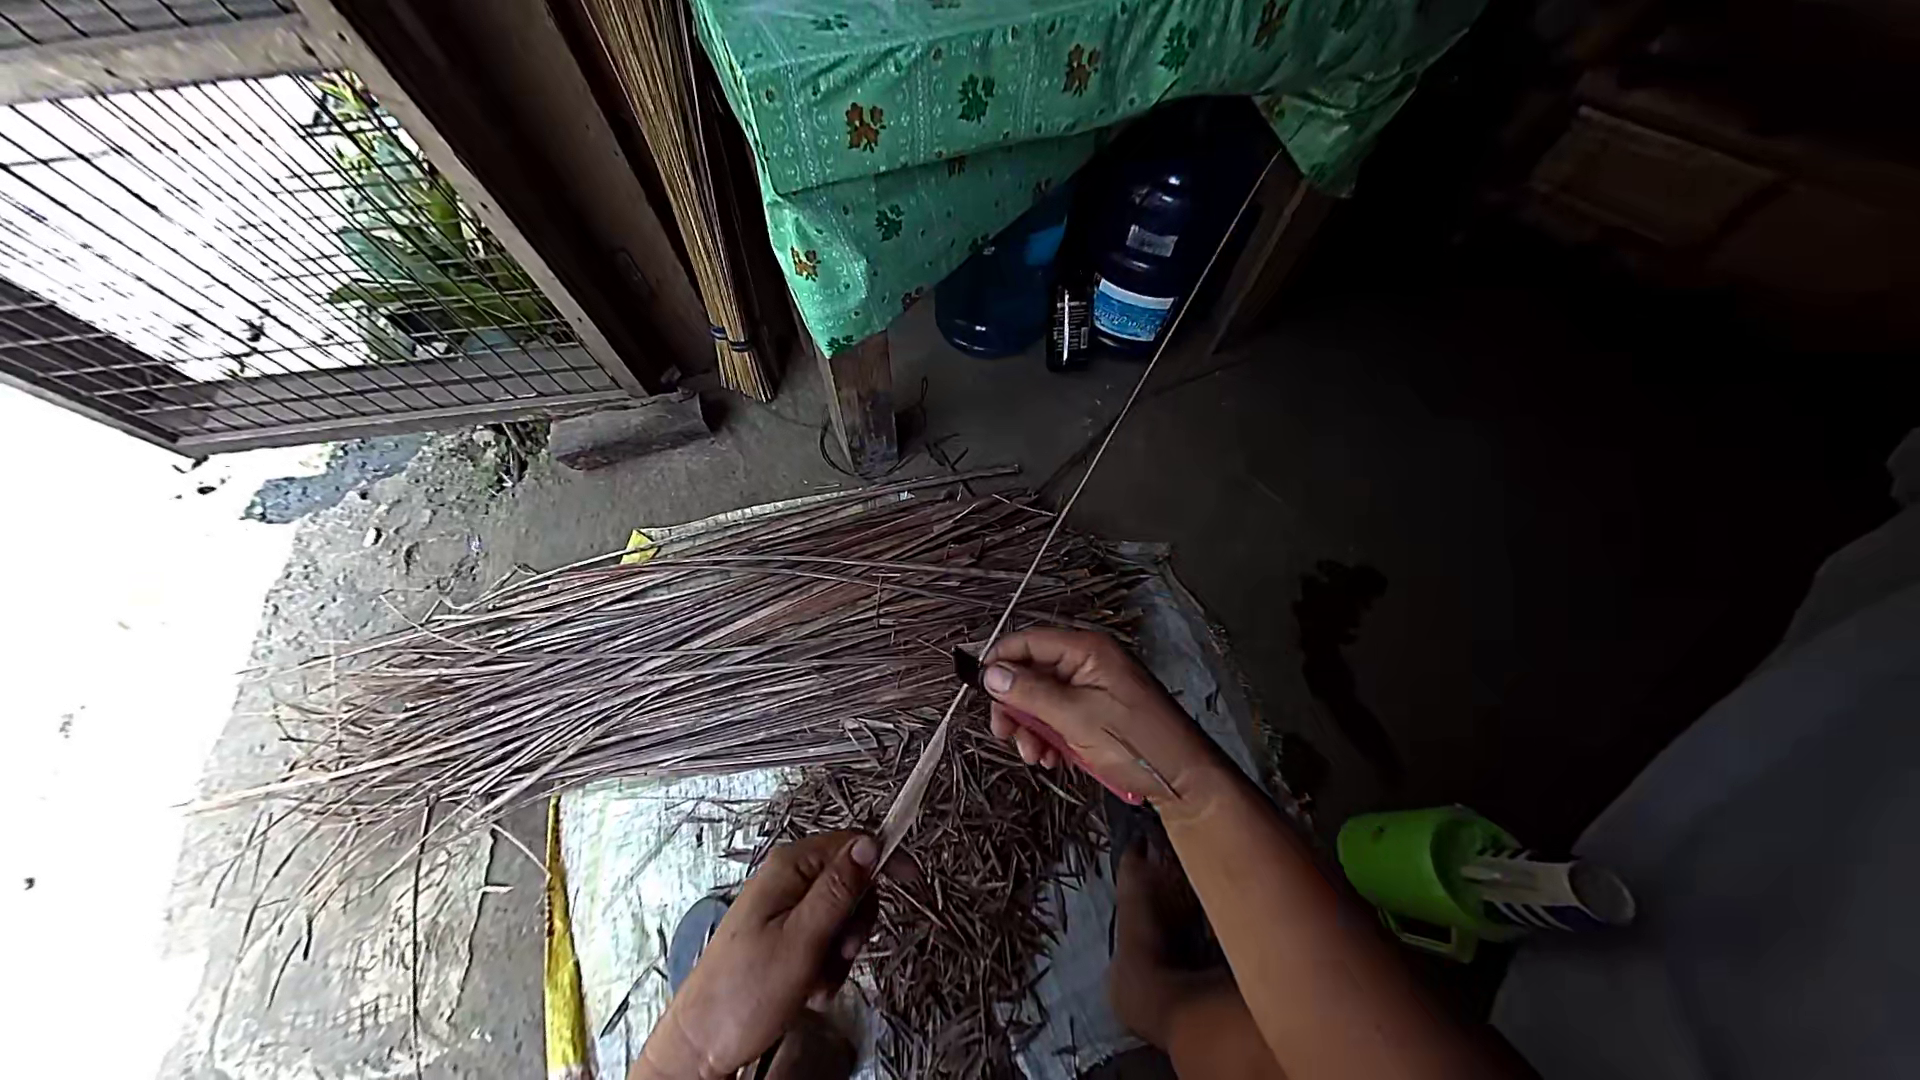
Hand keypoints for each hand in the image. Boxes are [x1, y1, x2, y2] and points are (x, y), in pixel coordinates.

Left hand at [636, 831, 896, 1079]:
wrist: (699, 1048)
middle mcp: (788, 878)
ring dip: (841, 948)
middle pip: (850, 879)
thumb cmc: (746, 994)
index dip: (884, 858)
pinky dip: (827, 962)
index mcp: (790, 866)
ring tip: (819, 978)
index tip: (912, 881)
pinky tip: (810, 986)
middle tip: (843, 952)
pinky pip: (824, 937)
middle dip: (856, 919)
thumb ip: (839, 889)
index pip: (852, 842)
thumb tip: (871, 842)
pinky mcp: (783, 934)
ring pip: (841, 912)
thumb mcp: (802, 940)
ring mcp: (784, 906)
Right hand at [982, 629, 1225, 817]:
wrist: (1185, 781)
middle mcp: (1087, 664)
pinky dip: (1048, 737)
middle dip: (1015, 705)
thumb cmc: (1139, 743)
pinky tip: (1051, 758)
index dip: (1000, 661)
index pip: (1029, 642)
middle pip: (1032, 673)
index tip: (979, 686)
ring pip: (1041, 700)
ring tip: (1034, 755)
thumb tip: (991, 673)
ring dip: (1030, 728)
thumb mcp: (1075, 717)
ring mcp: (1091, 690)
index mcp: (1087, 651)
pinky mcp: (1094, 714)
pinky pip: (1058, 718)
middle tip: (1004, 732)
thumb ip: (1030, 693)